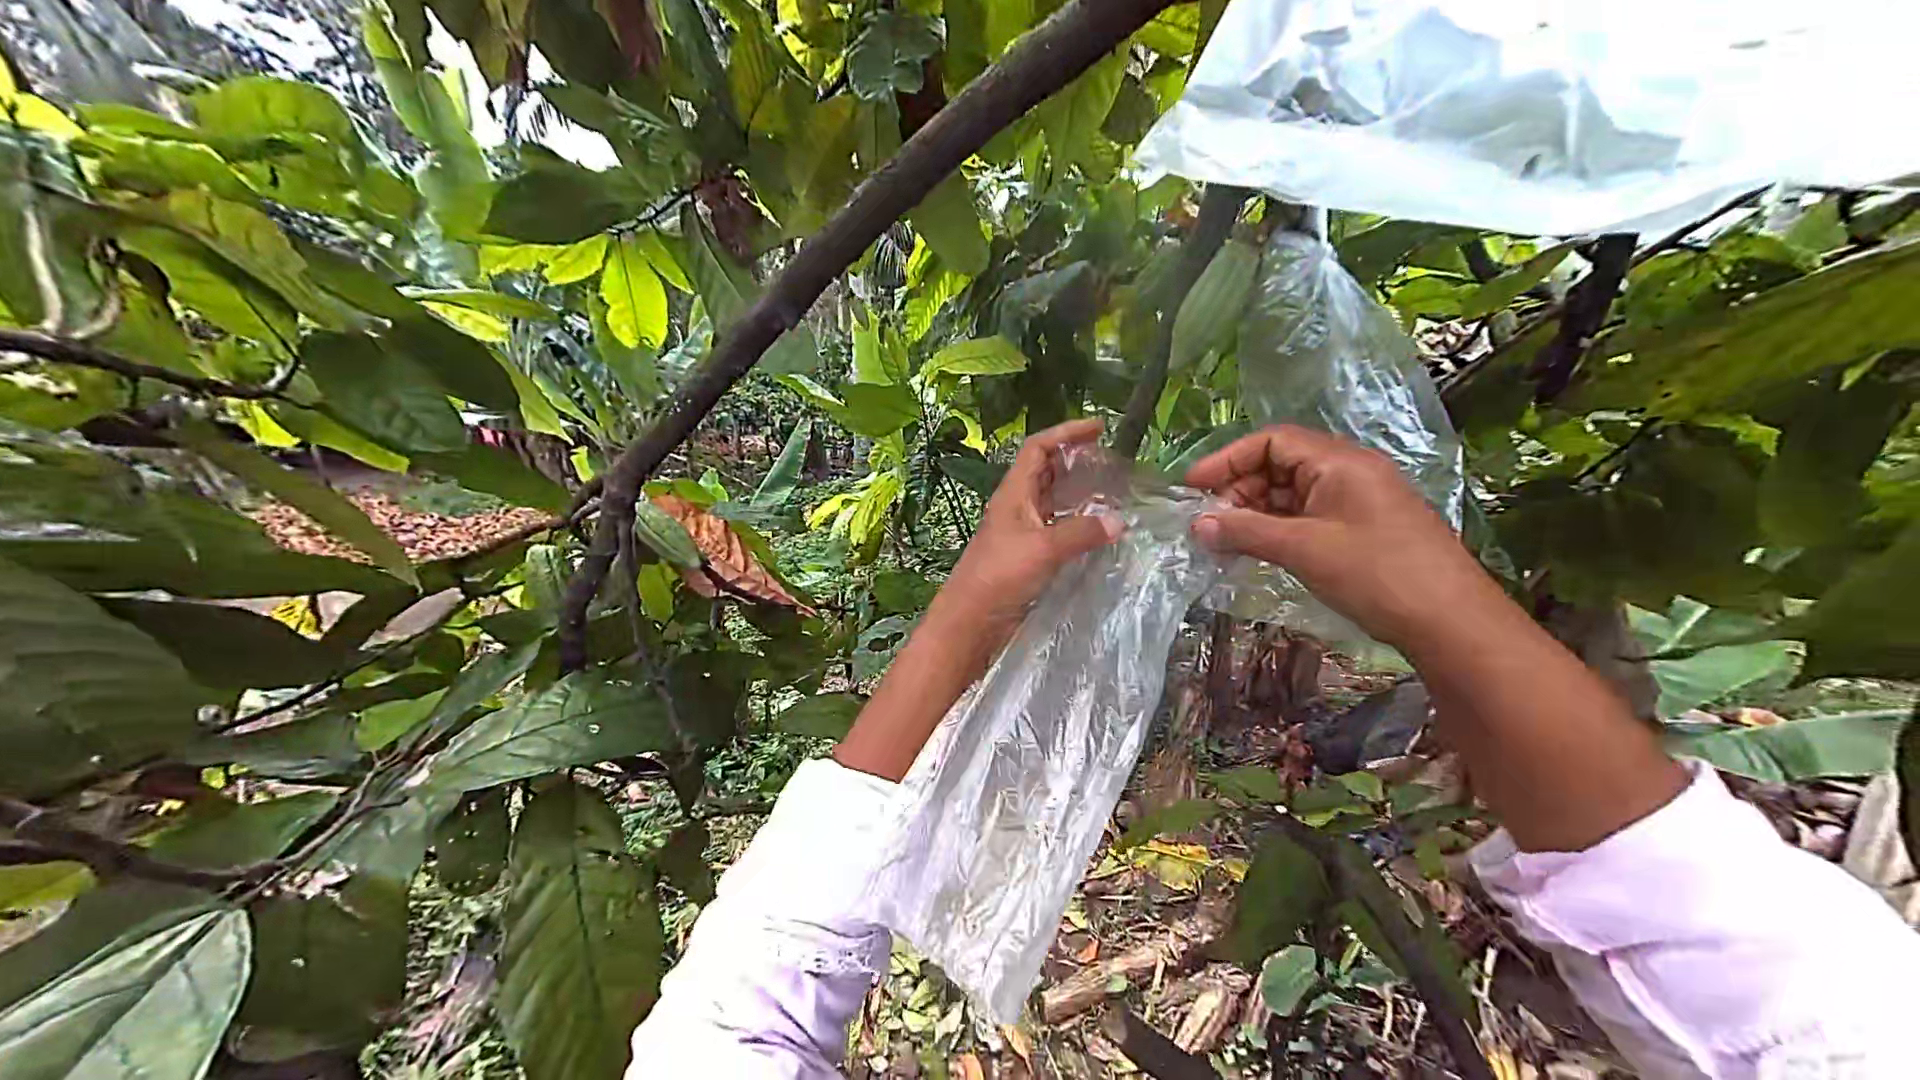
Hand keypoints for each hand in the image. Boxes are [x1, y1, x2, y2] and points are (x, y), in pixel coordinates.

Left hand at [834, 419, 1121, 780]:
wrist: (970, 622)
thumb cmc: (998, 577)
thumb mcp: (1042, 549)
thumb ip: (1080, 532)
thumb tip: (1119, 520)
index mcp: (1013, 494)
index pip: (1038, 448)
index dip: (1066, 432)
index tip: (1098, 427)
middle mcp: (1017, 508)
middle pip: (1046, 471)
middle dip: (1075, 460)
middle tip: (1111, 462)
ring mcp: (1022, 533)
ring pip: (1053, 502)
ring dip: (1078, 494)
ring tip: (1114, 493)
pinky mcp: (1028, 557)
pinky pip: (1057, 531)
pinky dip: (1078, 526)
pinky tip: (1100, 534)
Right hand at [1184, 425, 1500, 650]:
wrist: (1451, 623)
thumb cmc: (1376, 573)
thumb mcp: (1302, 549)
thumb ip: (1245, 532)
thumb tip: (1197, 525)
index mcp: (1339, 462)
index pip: (1271, 441)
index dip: (1227, 459)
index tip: (1193, 487)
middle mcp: (1347, 473)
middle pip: (1278, 466)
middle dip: (1238, 490)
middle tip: (1209, 522)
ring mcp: (1354, 502)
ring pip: (1289, 495)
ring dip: (1254, 513)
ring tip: (1226, 540)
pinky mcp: (1358, 529)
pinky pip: (1304, 517)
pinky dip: (1275, 529)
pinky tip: (1256, 549)